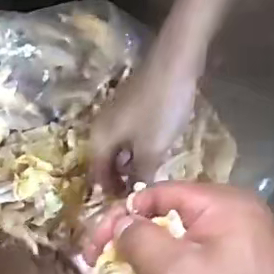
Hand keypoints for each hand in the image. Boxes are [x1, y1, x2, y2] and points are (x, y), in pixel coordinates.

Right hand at [82, 183, 273, 273]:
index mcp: (227, 205)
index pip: (157, 194)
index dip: (119, 219)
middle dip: (139, 252)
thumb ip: (140, 239)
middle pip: (174, 223)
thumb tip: (123, 223)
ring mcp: (256, 251)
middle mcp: (246, 218)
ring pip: (190, 253)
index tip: (93, 256)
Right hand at [89, 39, 204, 192]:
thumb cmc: (160, 109)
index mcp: (99, 140)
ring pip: (119, 151)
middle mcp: (101, 128)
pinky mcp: (132, 107)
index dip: (111, 195)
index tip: (127, 211)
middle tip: (139, 199)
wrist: (175, 62)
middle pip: (106, 163)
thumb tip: (134, 194)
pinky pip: (129, 139)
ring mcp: (116, 116)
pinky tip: (155, 158)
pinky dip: (137, 152)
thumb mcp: (152, 150)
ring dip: (130, 167)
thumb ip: (141, 175)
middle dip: (120, 182)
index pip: (97, 177)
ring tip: (148, 182)